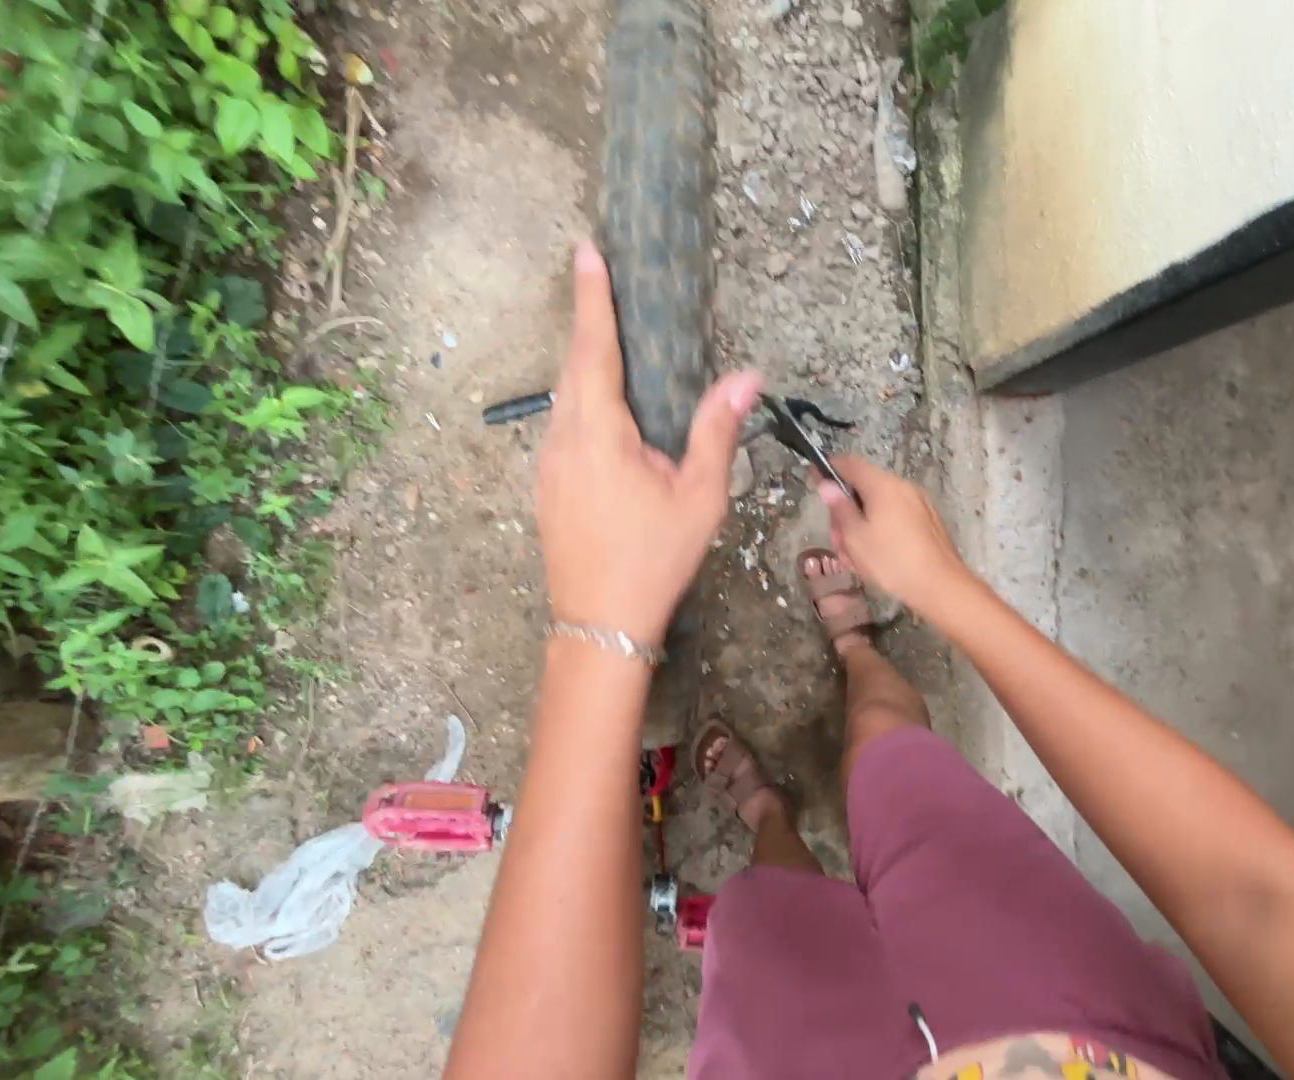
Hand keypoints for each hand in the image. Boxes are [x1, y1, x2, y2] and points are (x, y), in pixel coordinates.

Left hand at [535, 240, 761, 645]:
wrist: (600, 624)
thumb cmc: (654, 558)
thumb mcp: (698, 496)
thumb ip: (717, 430)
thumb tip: (746, 376)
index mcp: (599, 433)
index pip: (594, 349)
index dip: (592, 298)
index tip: (586, 250)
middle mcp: (563, 440)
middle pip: (574, 368)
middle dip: (590, 325)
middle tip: (605, 286)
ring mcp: (548, 465)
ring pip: (566, 400)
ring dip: (587, 367)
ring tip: (615, 348)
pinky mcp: (547, 487)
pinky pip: (564, 428)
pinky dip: (584, 404)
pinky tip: (609, 418)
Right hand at [816, 456, 971, 612]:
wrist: (941, 587)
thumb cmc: (892, 562)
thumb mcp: (856, 538)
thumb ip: (839, 508)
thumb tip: (827, 484)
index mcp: (883, 486)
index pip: (850, 463)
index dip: (829, 469)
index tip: (815, 481)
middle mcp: (903, 487)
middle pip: (865, 487)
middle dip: (846, 510)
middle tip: (839, 540)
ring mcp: (919, 503)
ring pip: (880, 505)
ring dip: (862, 523)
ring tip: (856, 556)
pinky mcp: (929, 520)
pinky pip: (896, 515)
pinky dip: (882, 528)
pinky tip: (878, 555)